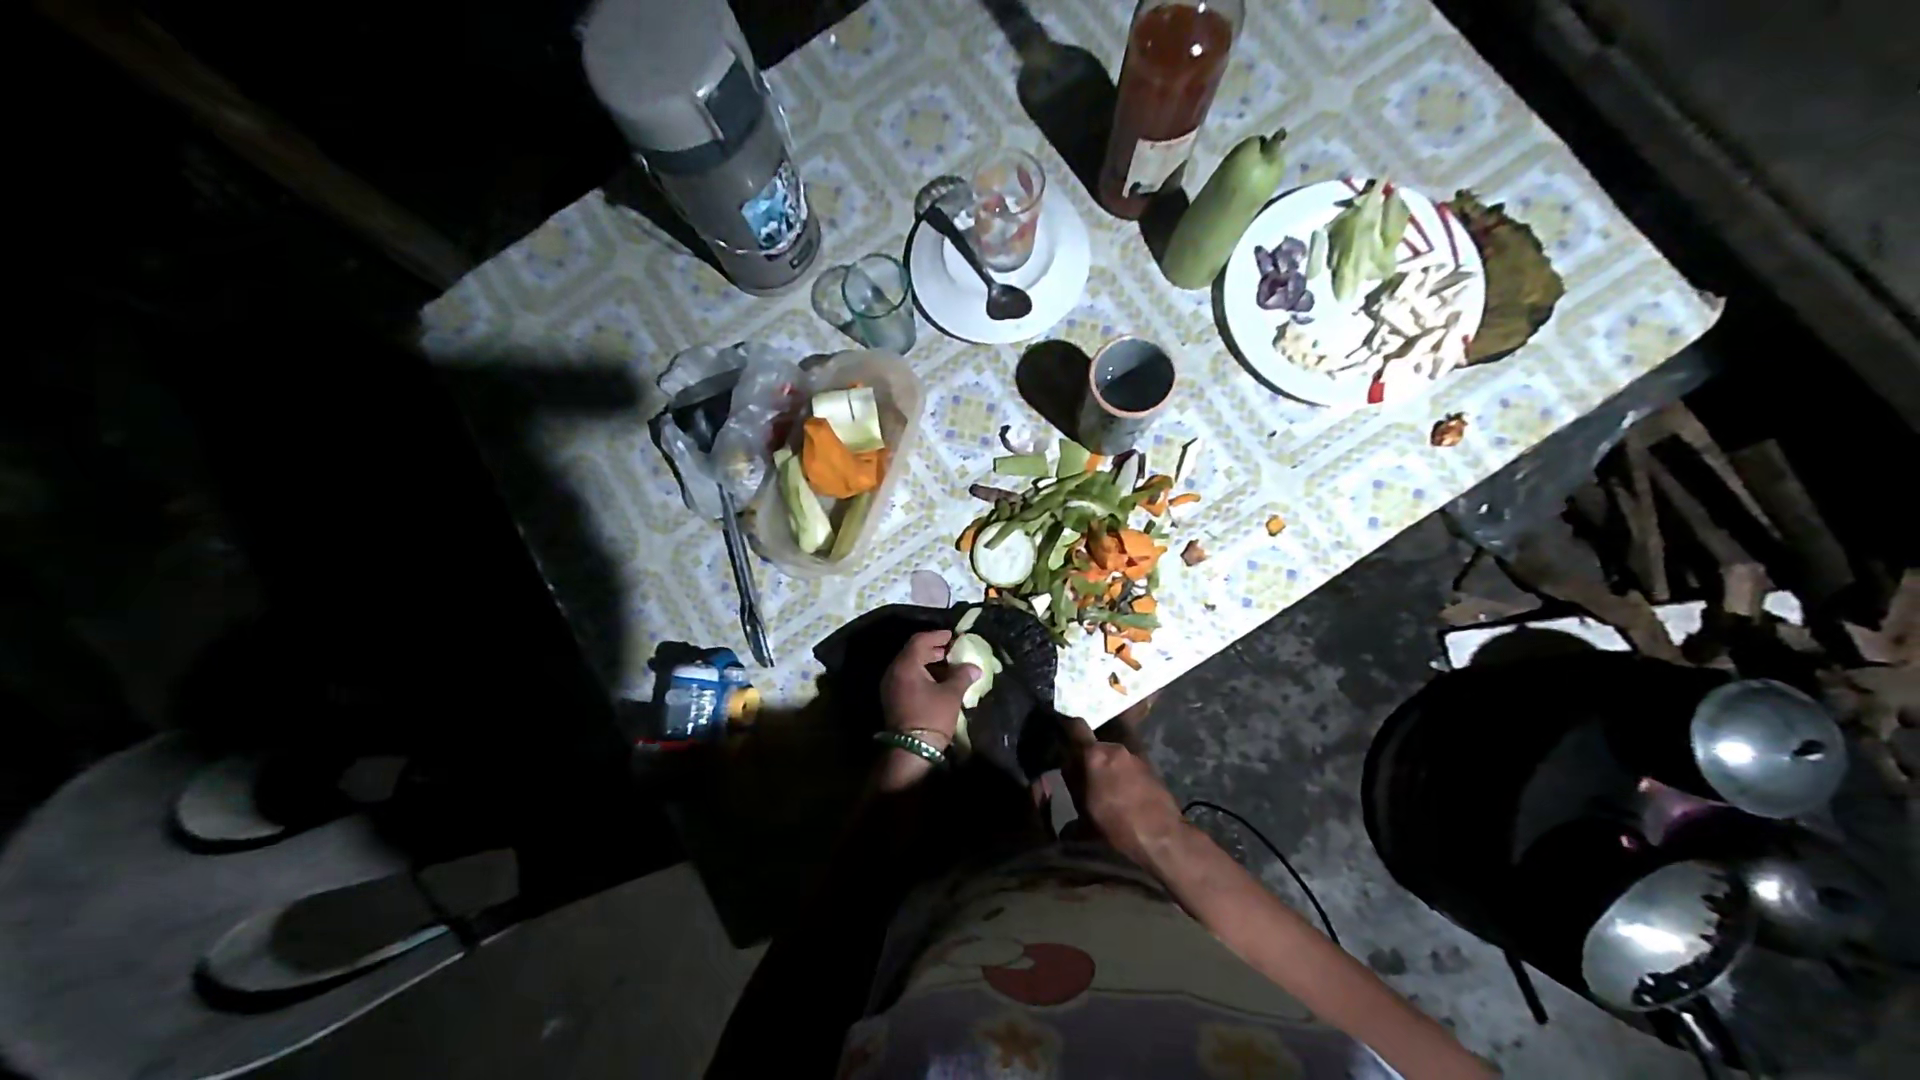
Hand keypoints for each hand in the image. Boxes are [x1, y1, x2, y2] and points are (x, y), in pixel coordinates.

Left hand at [875, 630, 980, 790]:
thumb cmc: (932, 717)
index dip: (937, 635)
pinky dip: (922, 674)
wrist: (912, 751)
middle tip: (952, 650)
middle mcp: (894, 672)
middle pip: (913, 652)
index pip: (919, 640)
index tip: (952, 636)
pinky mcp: (892, 698)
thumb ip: (962, 675)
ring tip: (949, 665)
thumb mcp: (951, 694)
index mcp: (905, 665)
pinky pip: (907, 677)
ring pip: (910, 665)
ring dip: (928, 662)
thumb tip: (974, 667)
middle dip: (933, 649)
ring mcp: (890, 686)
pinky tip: (938, 680)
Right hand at [1060, 715, 1187, 867]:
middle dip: (1089, 756)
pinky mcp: (1151, 767)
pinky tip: (1124, 793)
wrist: (1162, 837)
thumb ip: (1072, 780)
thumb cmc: (1116, 825)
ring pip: (1113, 755)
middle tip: (1084, 774)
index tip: (1061, 734)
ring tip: (1107, 787)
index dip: (1066, 727)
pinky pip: (1128, 764)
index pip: (1075, 726)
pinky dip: (1123, 774)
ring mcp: (1135, 756)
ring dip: (1108, 766)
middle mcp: (1115, 748)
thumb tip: (1068, 764)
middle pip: (1096, 744)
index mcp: (1095, 754)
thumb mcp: (1083, 808)